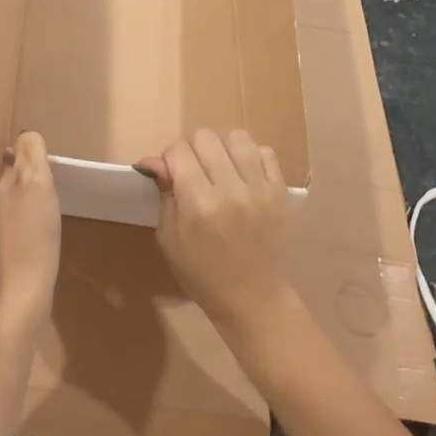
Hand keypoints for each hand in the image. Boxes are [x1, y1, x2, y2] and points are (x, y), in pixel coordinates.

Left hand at [0, 131, 60, 327]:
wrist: (23, 294)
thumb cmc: (31, 234)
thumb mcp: (36, 185)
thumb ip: (31, 154)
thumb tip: (26, 134)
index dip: (10, 140)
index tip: (28, 134)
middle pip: (1, 168)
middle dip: (18, 159)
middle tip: (42, 153)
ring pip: (8, 189)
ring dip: (23, 182)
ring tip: (43, 177)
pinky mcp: (3, 241)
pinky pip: (14, 210)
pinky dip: (26, 205)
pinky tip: (40, 211)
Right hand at [135, 128, 292, 330]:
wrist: (252, 298)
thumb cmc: (202, 272)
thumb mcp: (169, 237)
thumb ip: (164, 194)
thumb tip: (155, 161)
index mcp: (200, 203)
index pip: (179, 151)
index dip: (170, 159)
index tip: (172, 175)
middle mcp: (231, 190)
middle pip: (206, 137)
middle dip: (194, 150)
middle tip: (195, 173)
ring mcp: (261, 189)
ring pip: (237, 137)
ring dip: (223, 148)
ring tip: (221, 169)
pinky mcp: (281, 192)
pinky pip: (265, 152)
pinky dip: (250, 158)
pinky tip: (244, 176)